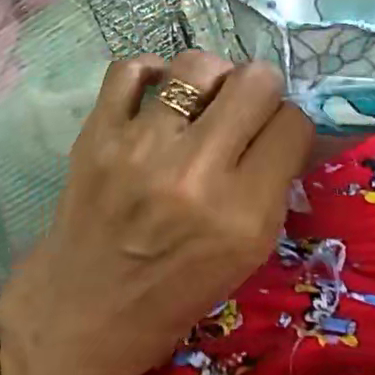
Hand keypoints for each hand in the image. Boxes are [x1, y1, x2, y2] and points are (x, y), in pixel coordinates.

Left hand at [0, 52, 311, 374]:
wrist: (81, 309)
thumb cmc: (170, 297)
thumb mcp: (243, 256)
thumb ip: (270, 188)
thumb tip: (288, 127)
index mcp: (243, 215)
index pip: (293, 124)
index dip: (288, 124)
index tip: (274, 132)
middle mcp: (195, 172)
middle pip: (253, 83)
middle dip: (259, 88)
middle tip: (243, 105)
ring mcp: (140, 147)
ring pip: (196, 65)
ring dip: (210, 76)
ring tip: (201, 96)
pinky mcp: (96, 133)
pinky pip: (129, 69)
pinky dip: (149, 71)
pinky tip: (156, 90)